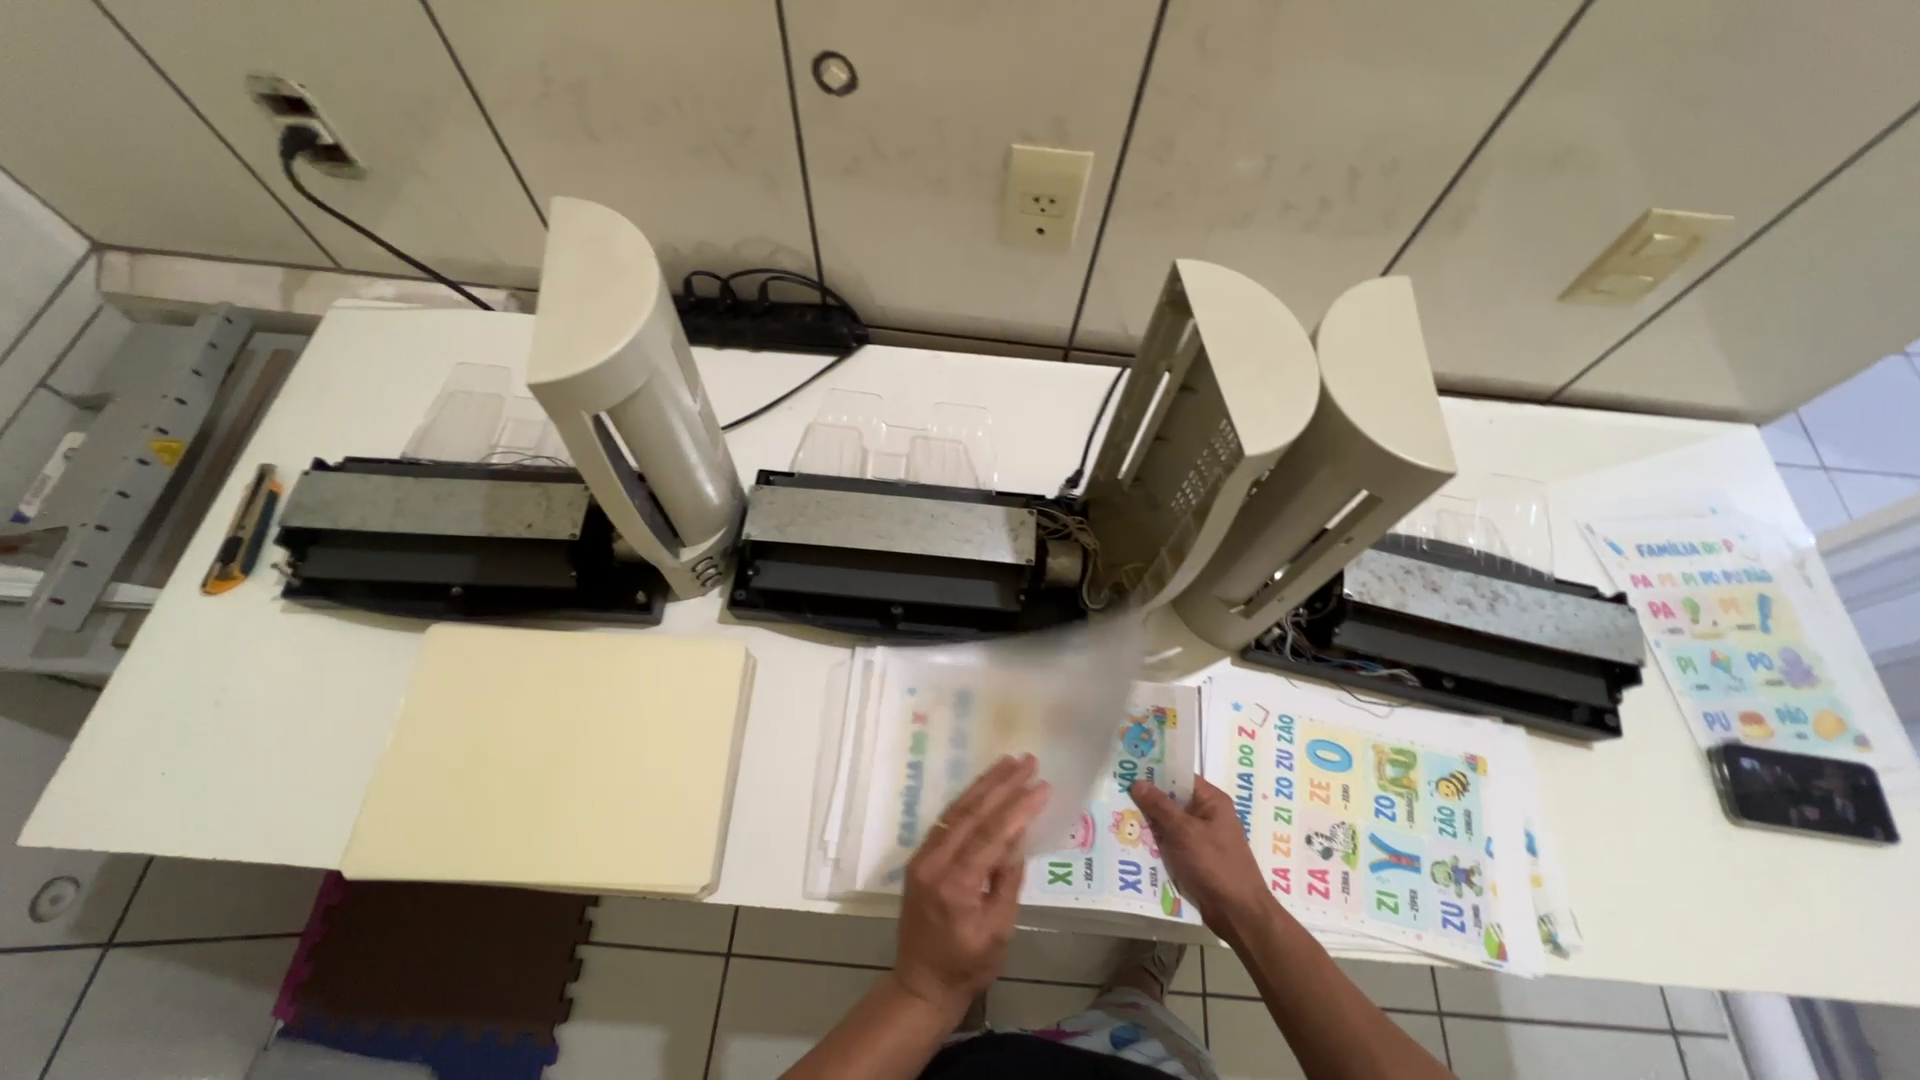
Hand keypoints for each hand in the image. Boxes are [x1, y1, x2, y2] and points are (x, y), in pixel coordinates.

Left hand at [891, 755, 1049, 1017]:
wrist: (921, 984)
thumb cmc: (968, 966)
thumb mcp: (998, 931)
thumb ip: (1007, 881)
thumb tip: (1019, 838)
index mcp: (957, 885)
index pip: (992, 835)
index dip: (1018, 807)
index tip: (1042, 785)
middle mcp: (935, 864)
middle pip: (972, 814)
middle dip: (1001, 785)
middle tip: (1027, 761)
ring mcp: (923, 859)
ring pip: (955, 812)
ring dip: (983, 786)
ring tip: (1007, 763)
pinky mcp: (919, 860)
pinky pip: (945, 823)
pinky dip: (966, 802)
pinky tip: (982, 788)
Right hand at [1131, 777, 1273, 938]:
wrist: (1238, 912)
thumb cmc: (1215, 865)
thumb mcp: (1185, 832)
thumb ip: (1160, 806)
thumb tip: (1138, 782)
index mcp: (1212, 801)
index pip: (1180, 777)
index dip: (1155, 773)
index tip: (1127, 770)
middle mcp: (1207, 815)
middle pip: (1172, 801)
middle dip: (1147, 800)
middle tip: (1114, 793)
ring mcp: (1201, 838)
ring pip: (1169, 824)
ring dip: (1148, 824)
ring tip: (1115, 816)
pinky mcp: (1194, 859)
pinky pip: (1170, 844)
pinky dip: (1155, 843)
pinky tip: (1130, 842)